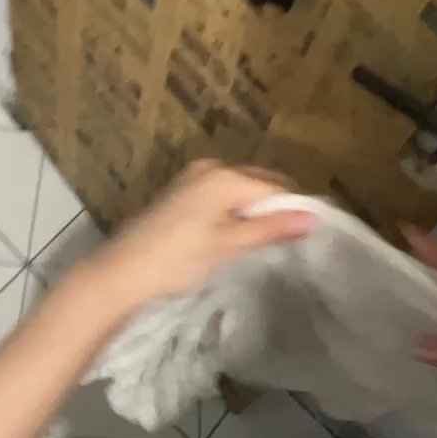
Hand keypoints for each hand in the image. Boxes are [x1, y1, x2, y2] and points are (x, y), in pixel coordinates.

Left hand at [77, 161, 318, 310]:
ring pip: (241, 187)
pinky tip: (236, 234)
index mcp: (225, 176)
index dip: (295, 208)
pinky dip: (236, 208)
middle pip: (259, 181)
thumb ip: (270, 229)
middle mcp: (211, 167)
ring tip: (264, 242)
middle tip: (289, 241)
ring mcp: (194, 176)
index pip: (276, 186)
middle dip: (276, 206)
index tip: (309, 236)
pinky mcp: (183, 190)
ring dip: (256, 208)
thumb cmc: (178, 259)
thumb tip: (313, 217)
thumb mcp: (229, 245)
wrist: (123, 270)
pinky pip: (223, 192)